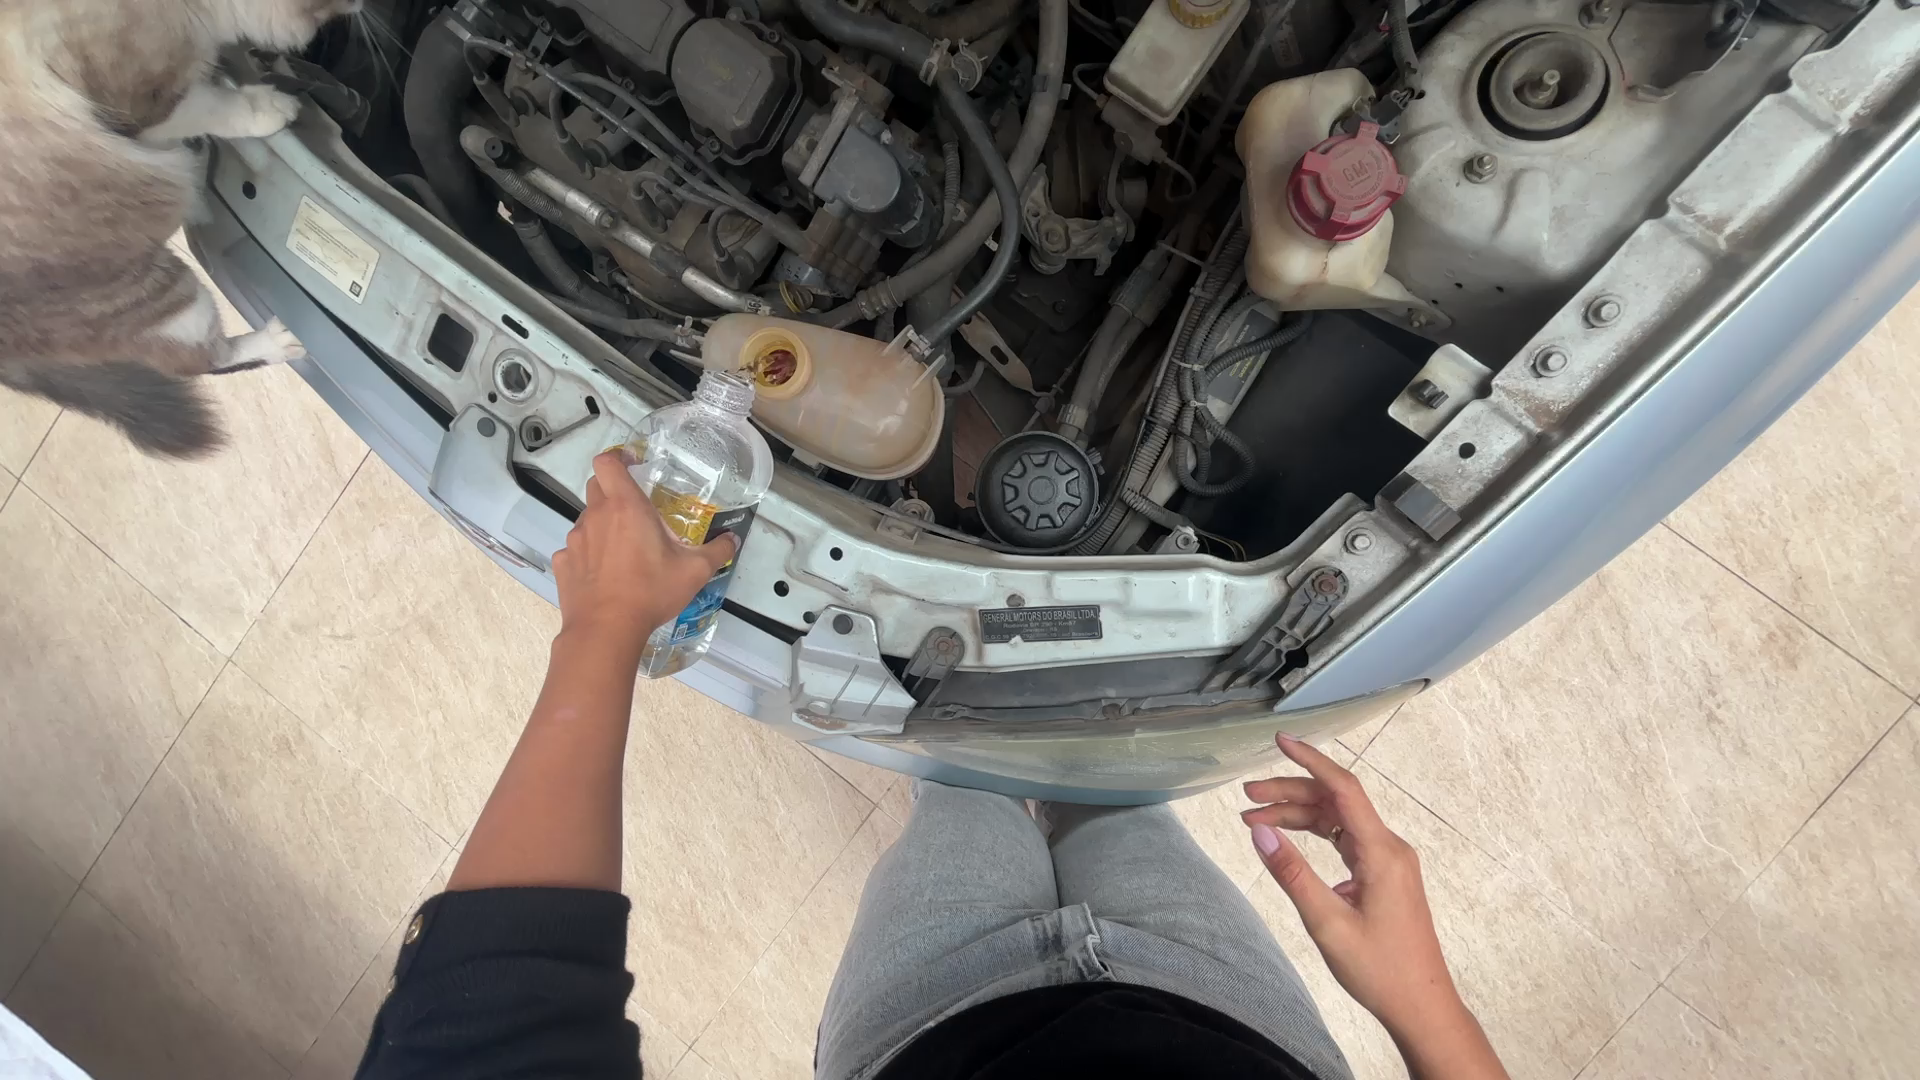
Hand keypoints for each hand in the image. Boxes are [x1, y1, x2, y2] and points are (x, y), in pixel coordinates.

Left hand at [551, 450, 736, 664]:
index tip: (635, 466)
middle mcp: (596, 516)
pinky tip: (606, 574)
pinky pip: (577, 549)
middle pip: (597, 486)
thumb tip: (733, 540)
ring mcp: (575, 539)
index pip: (608, 462)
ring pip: (588, 519)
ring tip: (625, 551)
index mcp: (627, 507)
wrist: (606, 629)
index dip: (619, 458)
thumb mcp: (695, 571)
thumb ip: (718, 551)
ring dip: (604, 526)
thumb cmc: (651, 591)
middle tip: (637, 511)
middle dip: (615, 491)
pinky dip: (590, 554)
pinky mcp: (563, 563)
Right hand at [1243, 735, 1503, 1076]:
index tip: (1279, 740)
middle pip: (1332, 800)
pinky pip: (1341, 836)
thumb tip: (1258, 831)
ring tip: (1253, 818)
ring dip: (1295, 813)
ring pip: (1334, 817)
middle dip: (1287, 792)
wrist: (1423, 1010)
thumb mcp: (1327, 924)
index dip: (1310, 759)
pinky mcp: (1380, 872)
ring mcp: (1385, 859)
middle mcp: (1387, 847)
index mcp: (1381, 852)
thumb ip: (1291, 873)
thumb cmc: (1380, 970)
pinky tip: (1285, 836)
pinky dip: (1310, 830)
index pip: (1343, 788)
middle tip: (1246, 797)